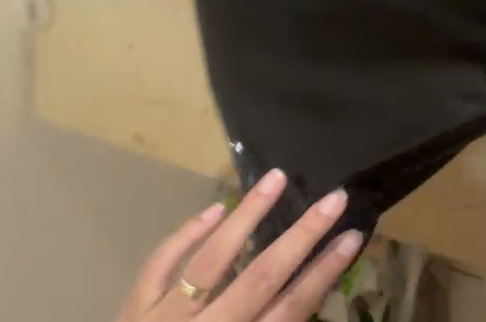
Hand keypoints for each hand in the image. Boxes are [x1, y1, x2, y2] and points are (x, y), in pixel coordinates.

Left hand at [116, 169, 362, 321]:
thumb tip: (300, 301)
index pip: (291, 308)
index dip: (324, 272)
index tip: (353, 236)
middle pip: (262, 277)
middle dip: (302, 235)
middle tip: (335, 197)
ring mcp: (165, 318)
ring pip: (212, 259)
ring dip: (248, 215)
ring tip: (277, 177)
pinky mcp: (132, 311)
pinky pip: (161, 264)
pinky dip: (188, 234)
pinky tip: (215, 209)